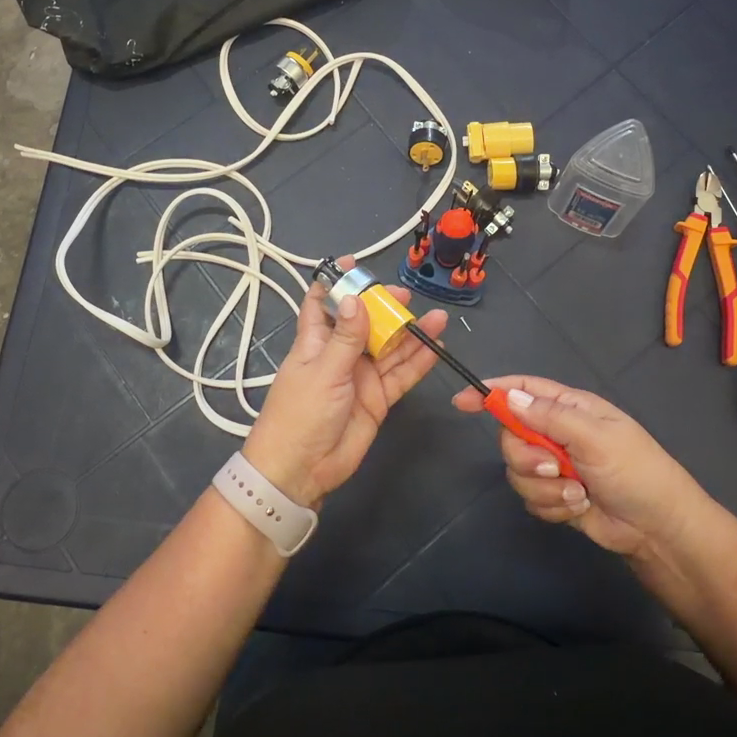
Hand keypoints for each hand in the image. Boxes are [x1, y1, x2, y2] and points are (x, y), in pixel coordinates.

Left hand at [242, 257, 447, 508]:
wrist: (300, 471)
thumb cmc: (301, 415)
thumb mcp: (323, 372)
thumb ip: (346, 338)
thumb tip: (356, 298)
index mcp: (315, 342)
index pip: (323, 304)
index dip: (336, 283)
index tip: (354, 264)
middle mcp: (339, 355)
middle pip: (365, 323)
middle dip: (384, 307)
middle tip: (405, 296)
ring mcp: (360, 377)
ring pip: (389, 348)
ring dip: (410, 333)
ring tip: (436, 317)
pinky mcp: (378, 399)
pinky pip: (401, 375)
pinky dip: (419, 361)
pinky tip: (437, 346)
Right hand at [451, 377, 705, 556]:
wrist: (657, 528)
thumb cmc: (635, 471)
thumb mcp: (595, 436)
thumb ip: (548, 417)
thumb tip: (507, 395)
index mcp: (569, 408)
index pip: (522, 390)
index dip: (491, 392)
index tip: (463, 403)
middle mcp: (557, 433)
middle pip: (511, 435)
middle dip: (526, 457)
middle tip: (553, 468)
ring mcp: (555, 466)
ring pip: (517, 471)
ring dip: (544, 488)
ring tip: (577, 494)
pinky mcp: (554, 497)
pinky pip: (530, 498)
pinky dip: (551, 506)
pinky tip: (578, 508)